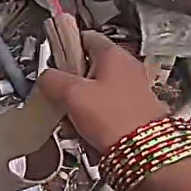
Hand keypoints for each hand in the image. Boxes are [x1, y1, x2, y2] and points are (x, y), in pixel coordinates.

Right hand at [35, 31, 169, 152]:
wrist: (145, 152)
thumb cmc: (116, 119)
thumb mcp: (73, 94)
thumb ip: (52, 80)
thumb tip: (45, 77)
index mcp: (113, 54)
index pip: (84, 37)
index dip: (65, 48)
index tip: (53, 61)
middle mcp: (126, 69)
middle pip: (87, 69)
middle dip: (70, 87)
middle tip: (61, 99)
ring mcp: (132, 91)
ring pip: (94, 93)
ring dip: (79, 107)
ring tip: (73, 123)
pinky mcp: (133, 112)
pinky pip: (104, 111)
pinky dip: (92, 121)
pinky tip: (86, 134)